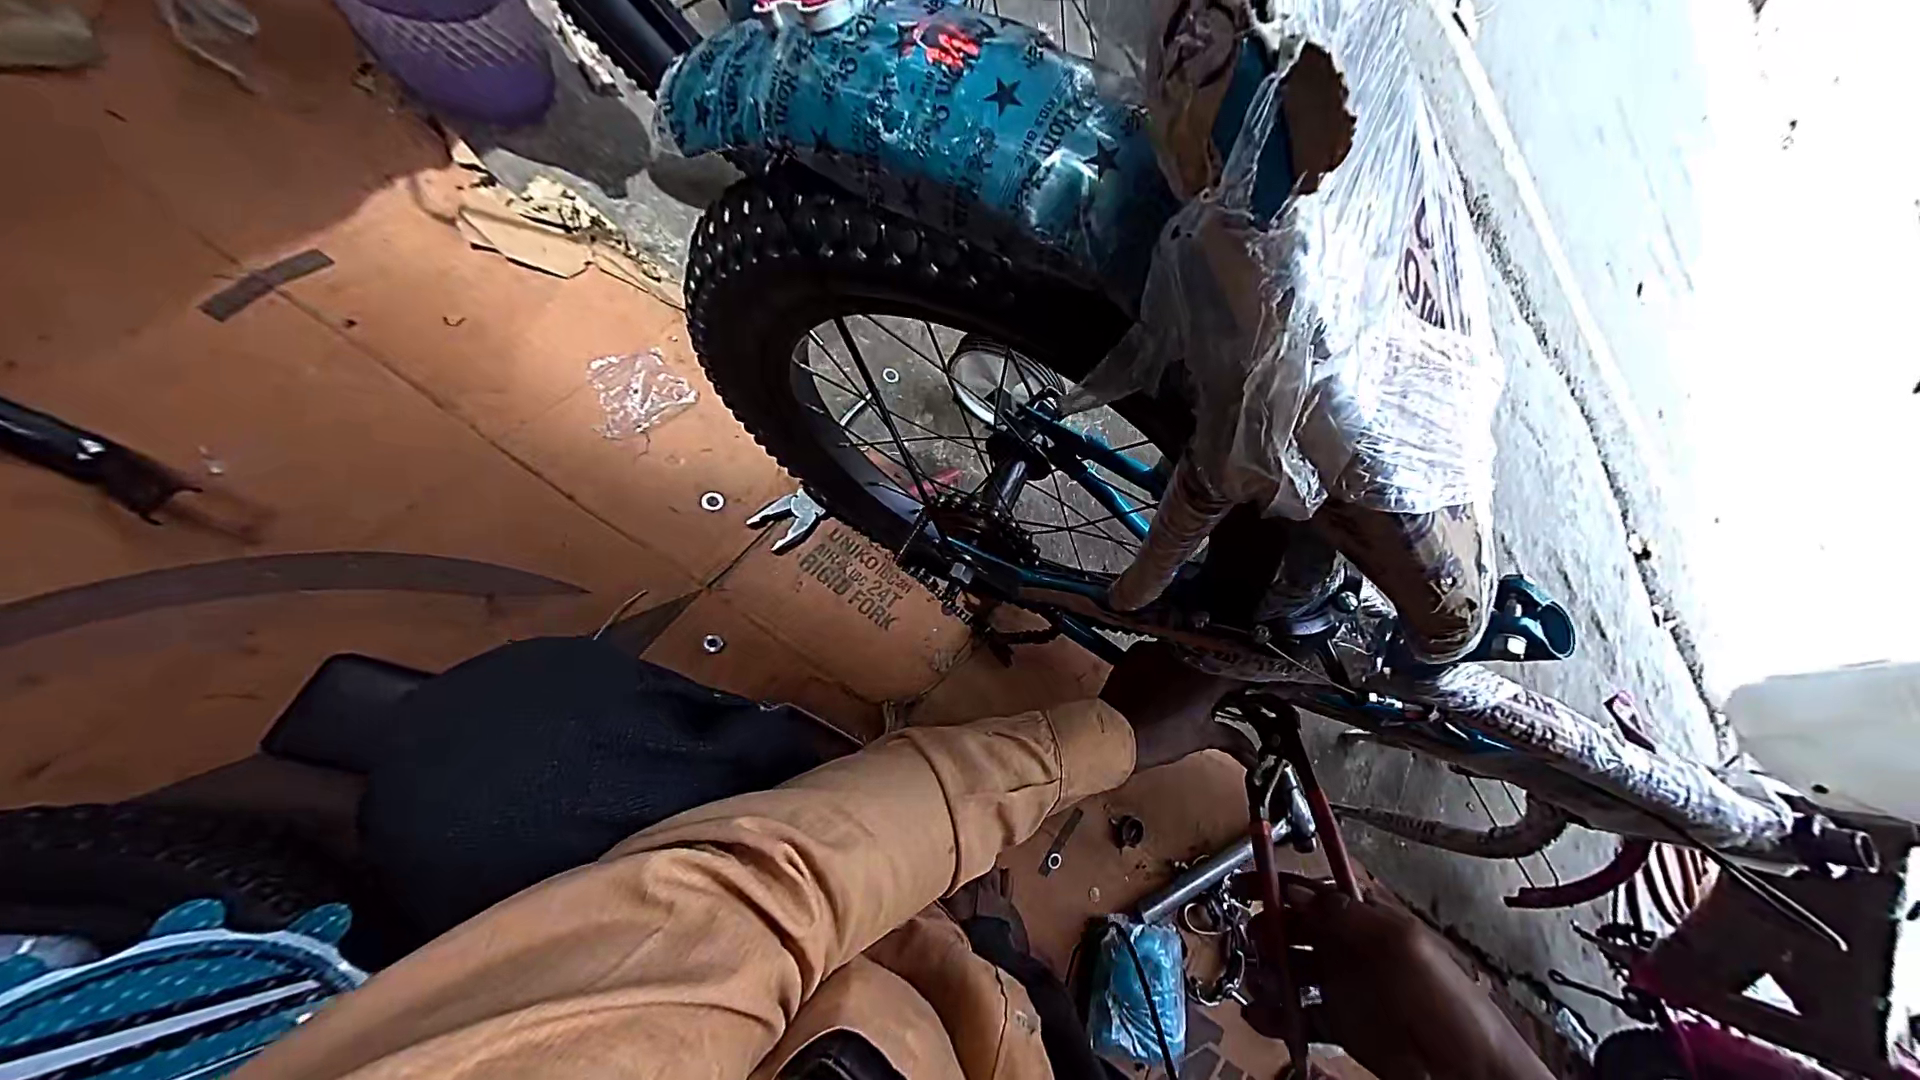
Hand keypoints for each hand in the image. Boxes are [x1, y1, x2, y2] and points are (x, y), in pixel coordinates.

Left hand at [1098, 642, 1247, 770]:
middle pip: (1217, 653)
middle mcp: (1188, 653)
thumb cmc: (1158, 736)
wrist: (1114, 733)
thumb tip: (1253, 754)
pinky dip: (1169, 660)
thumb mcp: (1202, 737)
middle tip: (1224, 689)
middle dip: (1224, 669)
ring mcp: (1161, 647)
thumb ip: (1233, 740)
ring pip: (1189, 647)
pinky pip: (1162, 649)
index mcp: (1211, 674)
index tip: (1252, 689)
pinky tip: (1168, 677)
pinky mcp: (1139, 649)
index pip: (1245, 668)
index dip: (1253, 680)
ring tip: (1194, 683)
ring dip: (1197, 662)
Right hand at [1243, 884, 1553, 1079]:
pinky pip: (1298, 1014)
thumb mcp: (1400, 944)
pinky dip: (1275, 1015)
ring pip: (1287, 970)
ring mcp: (1342, 986)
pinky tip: (1262, 1017)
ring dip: (1265, 973)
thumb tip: (1296, 888)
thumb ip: (1346, 913)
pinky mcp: (1340, 1025)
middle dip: (1264, 932)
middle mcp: (1346, 947)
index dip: (1273, 884)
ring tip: (1259, 986)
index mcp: (1362, 919)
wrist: (1475, 1078)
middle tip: (1253, 944)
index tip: (1241, 886)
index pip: (1308, 891)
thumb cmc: (1448, 1004)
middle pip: (1290, 928)